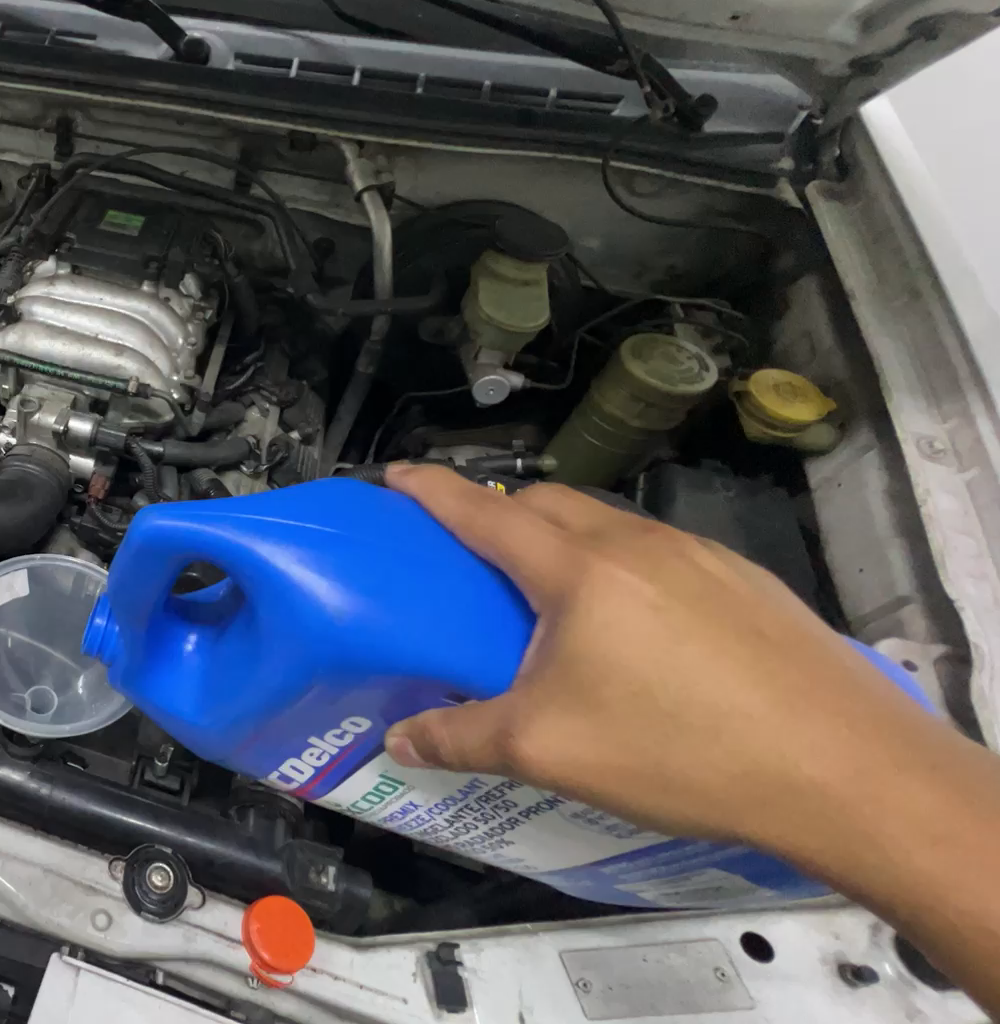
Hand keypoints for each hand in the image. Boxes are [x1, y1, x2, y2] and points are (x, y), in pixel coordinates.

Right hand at [379, 463, 946, 851]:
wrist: (860, 781)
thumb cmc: (681, 750)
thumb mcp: (546, 750)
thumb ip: (458, 739)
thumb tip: (396, 742)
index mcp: (578, 572)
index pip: (486, 511)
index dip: (433, 489)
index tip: (394, 474)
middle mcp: (636, 545)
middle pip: (544, 501)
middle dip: (496, 510)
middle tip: (469, 554)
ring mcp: (701, 558)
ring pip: (603, 521)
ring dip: (558, 535)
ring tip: (548, 594)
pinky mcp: (748, 583)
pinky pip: (655, 549)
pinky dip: (615, 561)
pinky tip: (630, 625)